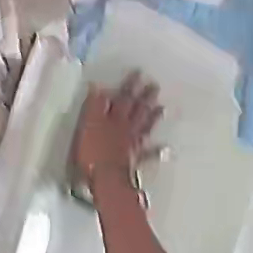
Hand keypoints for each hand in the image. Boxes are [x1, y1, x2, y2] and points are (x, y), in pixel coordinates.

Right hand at [72, 72, 162, 196]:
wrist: (106, 179)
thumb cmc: (91, 153)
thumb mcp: (87, 125)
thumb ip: (93, 106)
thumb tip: (98, 86)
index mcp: (113, 119)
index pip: (122, 98)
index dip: (129, 85)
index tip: (138, 73)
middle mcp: (125, 129)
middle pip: (137, 110)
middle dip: (144, 97)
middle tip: (154, 85)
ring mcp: (132, 145)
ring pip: (144, 128)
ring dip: (153, 117)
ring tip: (162, 107)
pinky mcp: (134, 161)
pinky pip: (148, 154)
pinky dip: (157, 151)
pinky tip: (166, 148)